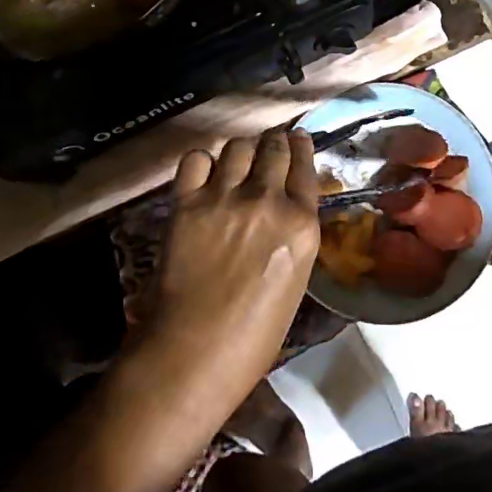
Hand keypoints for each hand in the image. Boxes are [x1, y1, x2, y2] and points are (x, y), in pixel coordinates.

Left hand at [147, 129, 320, 390]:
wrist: (194, 352)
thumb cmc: (253, 335)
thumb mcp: (294, 279)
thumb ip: (293, 234)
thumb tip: (283, 206)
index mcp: (301, 225)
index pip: (304, 165)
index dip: (299, 147)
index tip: (295, 139)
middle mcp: (266, 201)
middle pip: (273, 147)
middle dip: (273, 142)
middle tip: (268, 146)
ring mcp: (224, 197)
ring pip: (237, 146)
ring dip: (241, 150)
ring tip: (237, 161)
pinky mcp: (187, 201)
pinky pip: (196, 159)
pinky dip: (203, 162)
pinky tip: (204, 175)